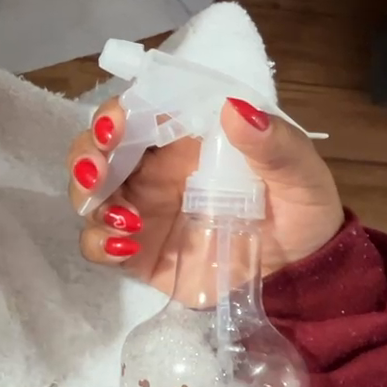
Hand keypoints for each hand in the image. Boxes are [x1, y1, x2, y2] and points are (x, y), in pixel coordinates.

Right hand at [66, 96, 343, 295]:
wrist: (300, 278)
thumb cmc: (299, 213)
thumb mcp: (301, 175)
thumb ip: (273, 144)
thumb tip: (235, 109)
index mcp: (183, 140)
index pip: (135, 112)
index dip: (114, 112)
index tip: (115, 125)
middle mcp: (151, 170)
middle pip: (95, 149)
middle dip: (85, 154)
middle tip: (97, 172)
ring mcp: (138, 210)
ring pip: (87, 194)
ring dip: (87, 199)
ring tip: (123, 218)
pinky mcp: (134, 252)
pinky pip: (96, 243)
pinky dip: (99, 243)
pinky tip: (127, 248)